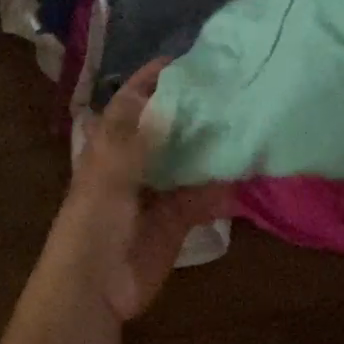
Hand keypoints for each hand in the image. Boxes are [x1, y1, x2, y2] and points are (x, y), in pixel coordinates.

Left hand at [0, 59, 229, 343]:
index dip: (157, 78)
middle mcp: (137, 155)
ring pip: (190, 157)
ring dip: (213, 145)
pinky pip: (204, 195)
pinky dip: (223, 186)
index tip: (191, 60)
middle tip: (234, 89)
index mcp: (112, 138)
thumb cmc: (93, 217)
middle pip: (168, 125)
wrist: (96, 283)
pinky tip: (248, 172)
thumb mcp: (109, 169)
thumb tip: (169, 101)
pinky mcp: (178, 217)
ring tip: (250, 122)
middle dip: (195, 110)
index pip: (135, 97)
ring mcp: (159, 185)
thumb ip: (137, 136)